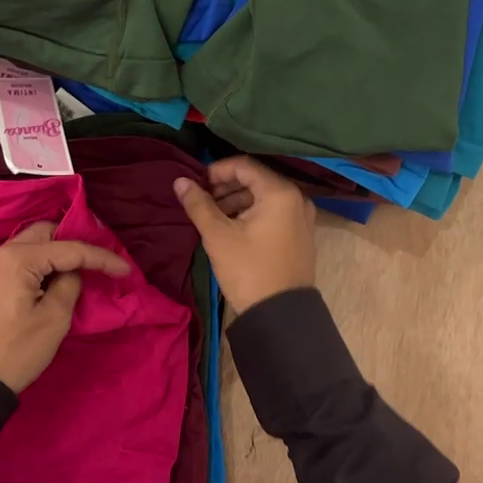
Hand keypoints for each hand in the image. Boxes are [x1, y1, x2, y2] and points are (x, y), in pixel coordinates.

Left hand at [0, 221, 129, 393]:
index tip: (126, 270)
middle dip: (76, 243)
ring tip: (82, 268)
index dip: (102, 257)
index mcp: (19, 258)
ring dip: (57, 252)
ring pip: (32, 244)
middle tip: (100, 261)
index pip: (70, 248)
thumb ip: (70, 285)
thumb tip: (72, 273)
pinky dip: (41, 262)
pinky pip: (20, 259)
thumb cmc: (14, 351)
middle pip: (47, 234)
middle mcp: (2, 253)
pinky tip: (55, 277)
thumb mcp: (54, 319)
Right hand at [173, 156, 316, 313]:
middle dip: (226, 187)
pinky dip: (252, 214)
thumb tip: (180, 181)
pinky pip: (274, 213)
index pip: (245, 166)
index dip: (217, 170)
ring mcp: (302, 218)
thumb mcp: (218, 236)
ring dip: (237, 201)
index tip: (197, 184)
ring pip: (265, 198)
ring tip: (213, 217)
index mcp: (280, 193)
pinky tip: (233, 229)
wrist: (281, 316)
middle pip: (256, 180)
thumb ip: (198, 205)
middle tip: (202, 201)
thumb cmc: (249, 270)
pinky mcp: (301, 235)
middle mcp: (297, 199)